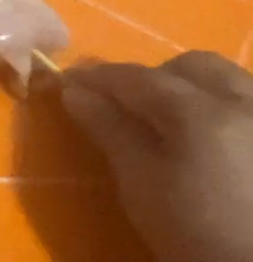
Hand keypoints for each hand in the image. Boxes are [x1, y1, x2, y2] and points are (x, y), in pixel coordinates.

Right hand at [63, 52, 252, 261]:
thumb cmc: (204, 234)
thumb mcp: (144, 186)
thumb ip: (110, 131)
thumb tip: (74, 92)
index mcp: (201, 111)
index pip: (133, 75)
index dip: (95, 77)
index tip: (68, 86)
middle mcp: (251, 107)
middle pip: (199, 68)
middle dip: (160, 77)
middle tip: (135, 107)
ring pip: (240, 88)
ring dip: (203, 96)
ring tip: (184, 129)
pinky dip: (236, 119)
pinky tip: (228, 149)